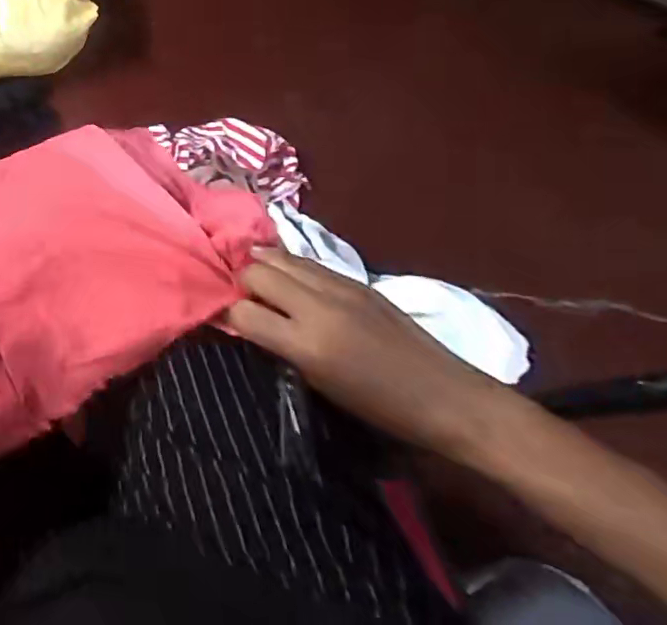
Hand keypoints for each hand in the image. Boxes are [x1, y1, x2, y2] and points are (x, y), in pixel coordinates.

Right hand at [227, 248, 520, 460]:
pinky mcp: (357, 281)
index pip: (244, 311)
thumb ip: (282, 350)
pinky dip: (290, 265)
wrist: (447, 396)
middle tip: (238, 295)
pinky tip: (287, 274)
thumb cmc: (382, 410)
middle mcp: (319, 306)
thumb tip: (250, 323)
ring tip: (254, 276)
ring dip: (262, 265)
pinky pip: (309, 262)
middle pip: (257, 272)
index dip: (226, 312)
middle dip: (240, 281)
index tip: (220, 317)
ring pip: (281, 257)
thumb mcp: (321, 387)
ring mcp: (340, 287)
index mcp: (308, 345)